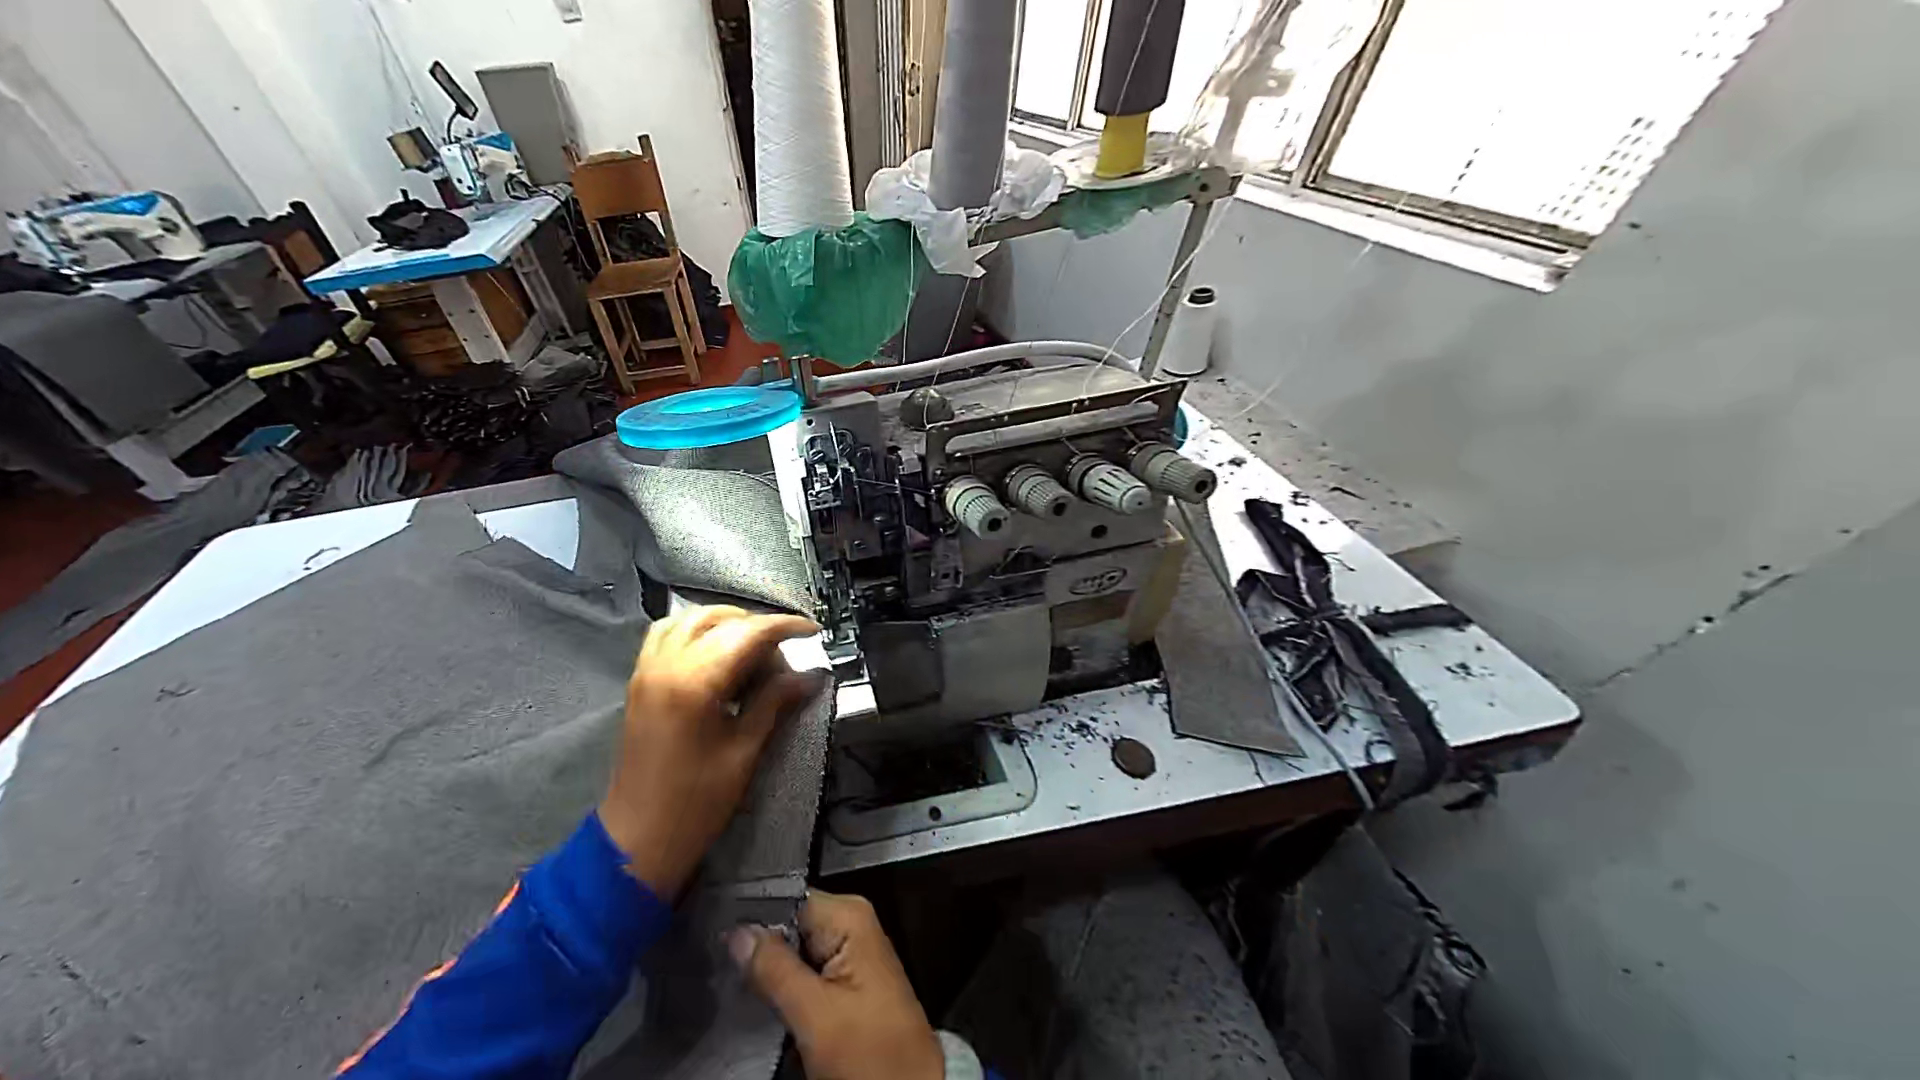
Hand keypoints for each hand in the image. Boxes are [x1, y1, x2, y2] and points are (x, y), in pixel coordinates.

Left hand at [598, 605, 821, 899]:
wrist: (637, 838)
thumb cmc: (695, 803)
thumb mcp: (745, 751)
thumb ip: (774, 703)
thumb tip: (807, 677)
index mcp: (695, 682)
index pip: (749, 633)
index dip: (785, 627)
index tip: (812, 632)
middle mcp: (666, 665)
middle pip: (721, 620)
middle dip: (759, 628)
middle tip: (785, 656)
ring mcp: (648, 670)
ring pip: (691, 619)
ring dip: (727, 623)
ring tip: (755, 648)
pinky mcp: (640, 681)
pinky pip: (668, 634)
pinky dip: (697, 631)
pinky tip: (718, 652)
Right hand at [731, 891, 942, 1079]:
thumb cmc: (868, 1054)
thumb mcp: (816, 1016)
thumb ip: (775, 970)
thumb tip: (735, 931)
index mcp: (848, 914)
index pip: (787, 898)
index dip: (751, 916)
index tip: (711, 932)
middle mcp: (848, 921)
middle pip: (788, 921)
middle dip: (754, 943)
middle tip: (712, 962)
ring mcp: (847, 949)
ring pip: (791, 946)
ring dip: (762, 966)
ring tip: (722, 978)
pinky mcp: (842, 977)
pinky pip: (801, 967)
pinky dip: (778, 981)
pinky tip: (749, 993)